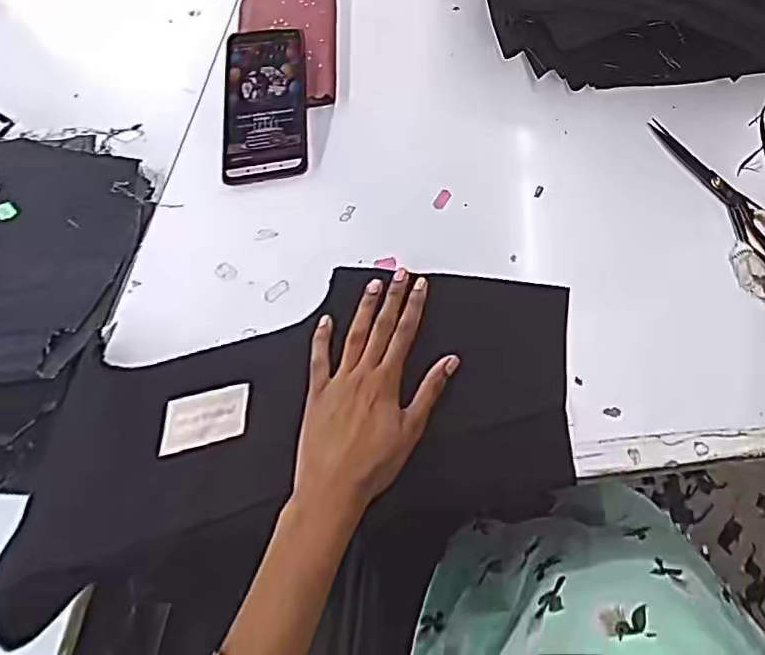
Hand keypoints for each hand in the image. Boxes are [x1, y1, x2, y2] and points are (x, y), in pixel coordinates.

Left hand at [292, 270, 457, 517]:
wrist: (330, 490)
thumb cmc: (371, 466)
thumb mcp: (411, 429)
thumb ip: (430, 391)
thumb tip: (447, 364)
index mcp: (385, 382)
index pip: (404, 334)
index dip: (414, 307)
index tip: (420, 287)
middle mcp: (361, 376)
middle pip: (380, 327)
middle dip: (393, 297)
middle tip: (399, 274)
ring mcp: (337, 382)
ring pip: (353, 335)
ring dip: (364, 308)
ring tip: (372, 286)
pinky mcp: (317, 394)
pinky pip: (318, 360)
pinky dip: (321, 338)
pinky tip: (325, 322)